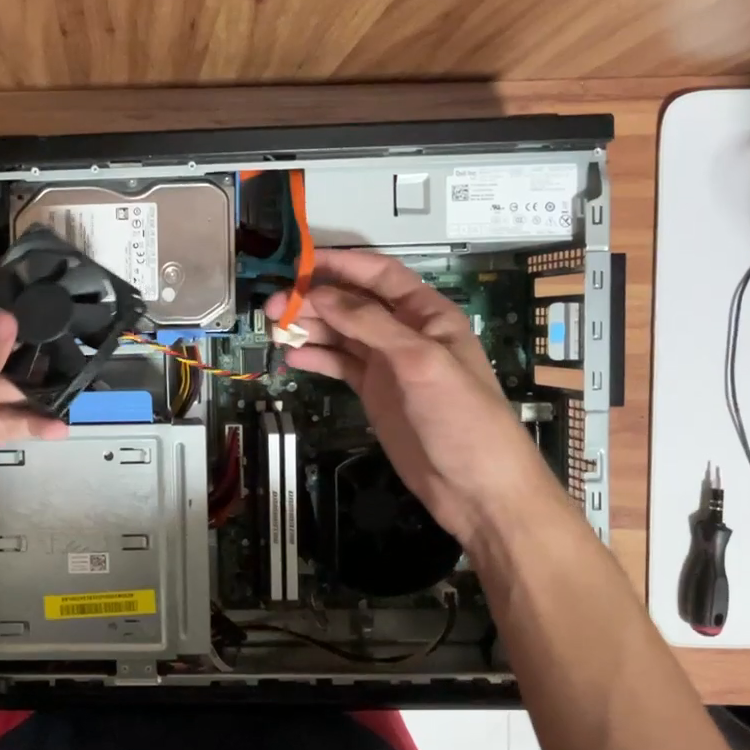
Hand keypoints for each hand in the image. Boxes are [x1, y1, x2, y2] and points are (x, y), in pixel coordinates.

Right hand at [265, 250, 575, 548]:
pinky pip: (339, 364)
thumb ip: (371, 324)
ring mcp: (387, 363)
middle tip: (273, 307)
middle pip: (352, 302)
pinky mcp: (374, 391)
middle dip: (314, 299)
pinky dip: (316, 358)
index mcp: (428, 314)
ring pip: (341, 332)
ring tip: (274, 329)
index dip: (341, 265)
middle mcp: (405, 332)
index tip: (298, 263)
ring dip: (309, 327)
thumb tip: (323, 294)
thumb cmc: (462, 417)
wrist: (476, 486)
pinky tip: (292, 357)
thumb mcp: (420, 362)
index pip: (380, 275)